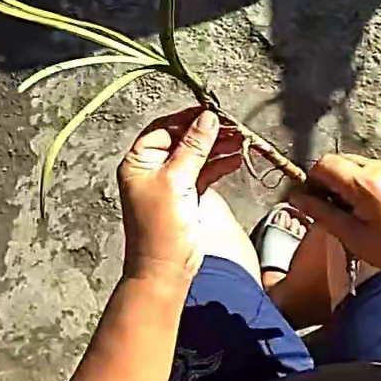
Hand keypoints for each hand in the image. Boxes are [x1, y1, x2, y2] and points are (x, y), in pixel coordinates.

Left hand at [117, 108, 243, 283]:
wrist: (166, 269)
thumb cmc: (162, 227)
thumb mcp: (177, 180)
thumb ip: (193, 147)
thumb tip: (208, 118)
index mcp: (139, 161)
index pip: (164, 128)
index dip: (189, 118)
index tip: (213, 111)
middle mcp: (152, 168)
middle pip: (182, 139)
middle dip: (208, 132)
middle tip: (234, 126)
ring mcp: (169, 181)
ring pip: (196, 155)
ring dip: (218, 147)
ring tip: (242, 140)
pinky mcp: (185, 194)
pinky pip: (204, 172)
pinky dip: (219, 165)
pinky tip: (236, 158)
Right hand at [289, 155, 380, 289]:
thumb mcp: (359, 240)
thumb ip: (324, 215)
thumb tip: (297, 198)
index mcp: (367, 183)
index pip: (325, 164)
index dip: (316, 180)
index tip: (318, 199)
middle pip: (350, 162)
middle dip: (342, 182)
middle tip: (349, 211)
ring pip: (377, 168)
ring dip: (371, 185)